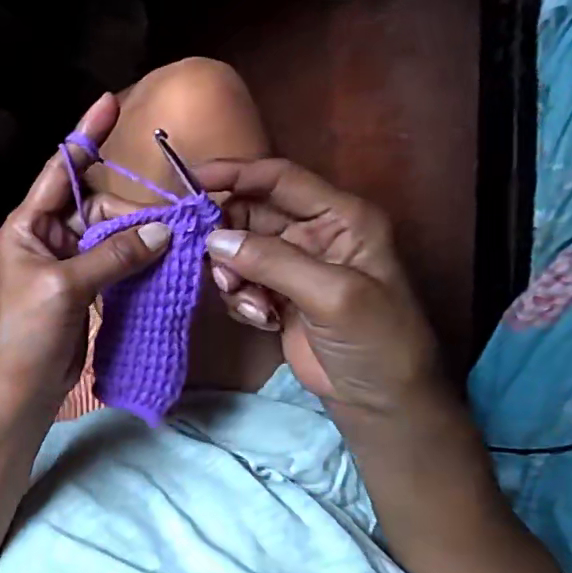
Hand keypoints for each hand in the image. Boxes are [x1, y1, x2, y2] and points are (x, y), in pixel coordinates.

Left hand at [0, 93, 171, 429]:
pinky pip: (114, 260)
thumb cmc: (28, 333)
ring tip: (174, 237)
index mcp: (25, 227)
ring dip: (139, 234)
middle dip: (130, 206)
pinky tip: (162, 257)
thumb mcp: (66, 287)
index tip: (110, 101)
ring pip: (109, 233)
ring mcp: (64, 263)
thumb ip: (114, 256)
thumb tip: (164, 230)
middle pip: (93, 203)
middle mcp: (43, 237)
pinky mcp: (82, 287)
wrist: (22, 389)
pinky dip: (136, 258)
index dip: (84, 137)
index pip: (58, 171)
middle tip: (171, 216)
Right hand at [194, 157, 443, 417]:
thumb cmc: (376, 340)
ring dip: (231, 275)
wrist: (381, 400)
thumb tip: (213, 239)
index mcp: (340, 217)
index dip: (235, 173)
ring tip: (248, 303)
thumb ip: (273, 261)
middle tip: (218, 269)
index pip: (279, 178)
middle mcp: (313, 233)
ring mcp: (292, 265)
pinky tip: (260, 319)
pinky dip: (239, 298)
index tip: (190, 179)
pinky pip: (238, 281)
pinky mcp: (275, 293)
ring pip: (236, 250)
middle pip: (248, 214)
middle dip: (226, 238)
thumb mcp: (331, 294)